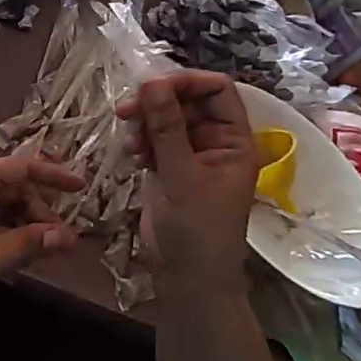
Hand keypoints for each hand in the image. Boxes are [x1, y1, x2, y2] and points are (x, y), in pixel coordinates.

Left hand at [0, 157, 82, 322]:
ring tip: (44, 255)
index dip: (54, 176)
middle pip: (13, 188)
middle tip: (63, 244)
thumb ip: (29, 244)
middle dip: (40, 212)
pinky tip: (19, 258)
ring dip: (24, 227)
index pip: (22, 167)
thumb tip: (68, 237)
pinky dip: (5, 235)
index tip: (83, 188)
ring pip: (1, 207)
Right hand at [117, 71, 258, 290]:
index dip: (186, 82)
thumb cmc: (198, 229)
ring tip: (131, 145)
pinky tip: (133, 156)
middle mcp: (215, 141)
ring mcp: (191, 154)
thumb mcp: (181, 176)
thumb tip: (151, 81)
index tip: (151, 86)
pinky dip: (140, 140)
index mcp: (234, 139)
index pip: (216, 89)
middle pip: (186, 101)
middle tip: (126, 111)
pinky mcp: (169, 167)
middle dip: (157, 103)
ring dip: (145, 123)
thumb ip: (166, 127)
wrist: (188, 278)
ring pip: (165, 118)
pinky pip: (154, 138)